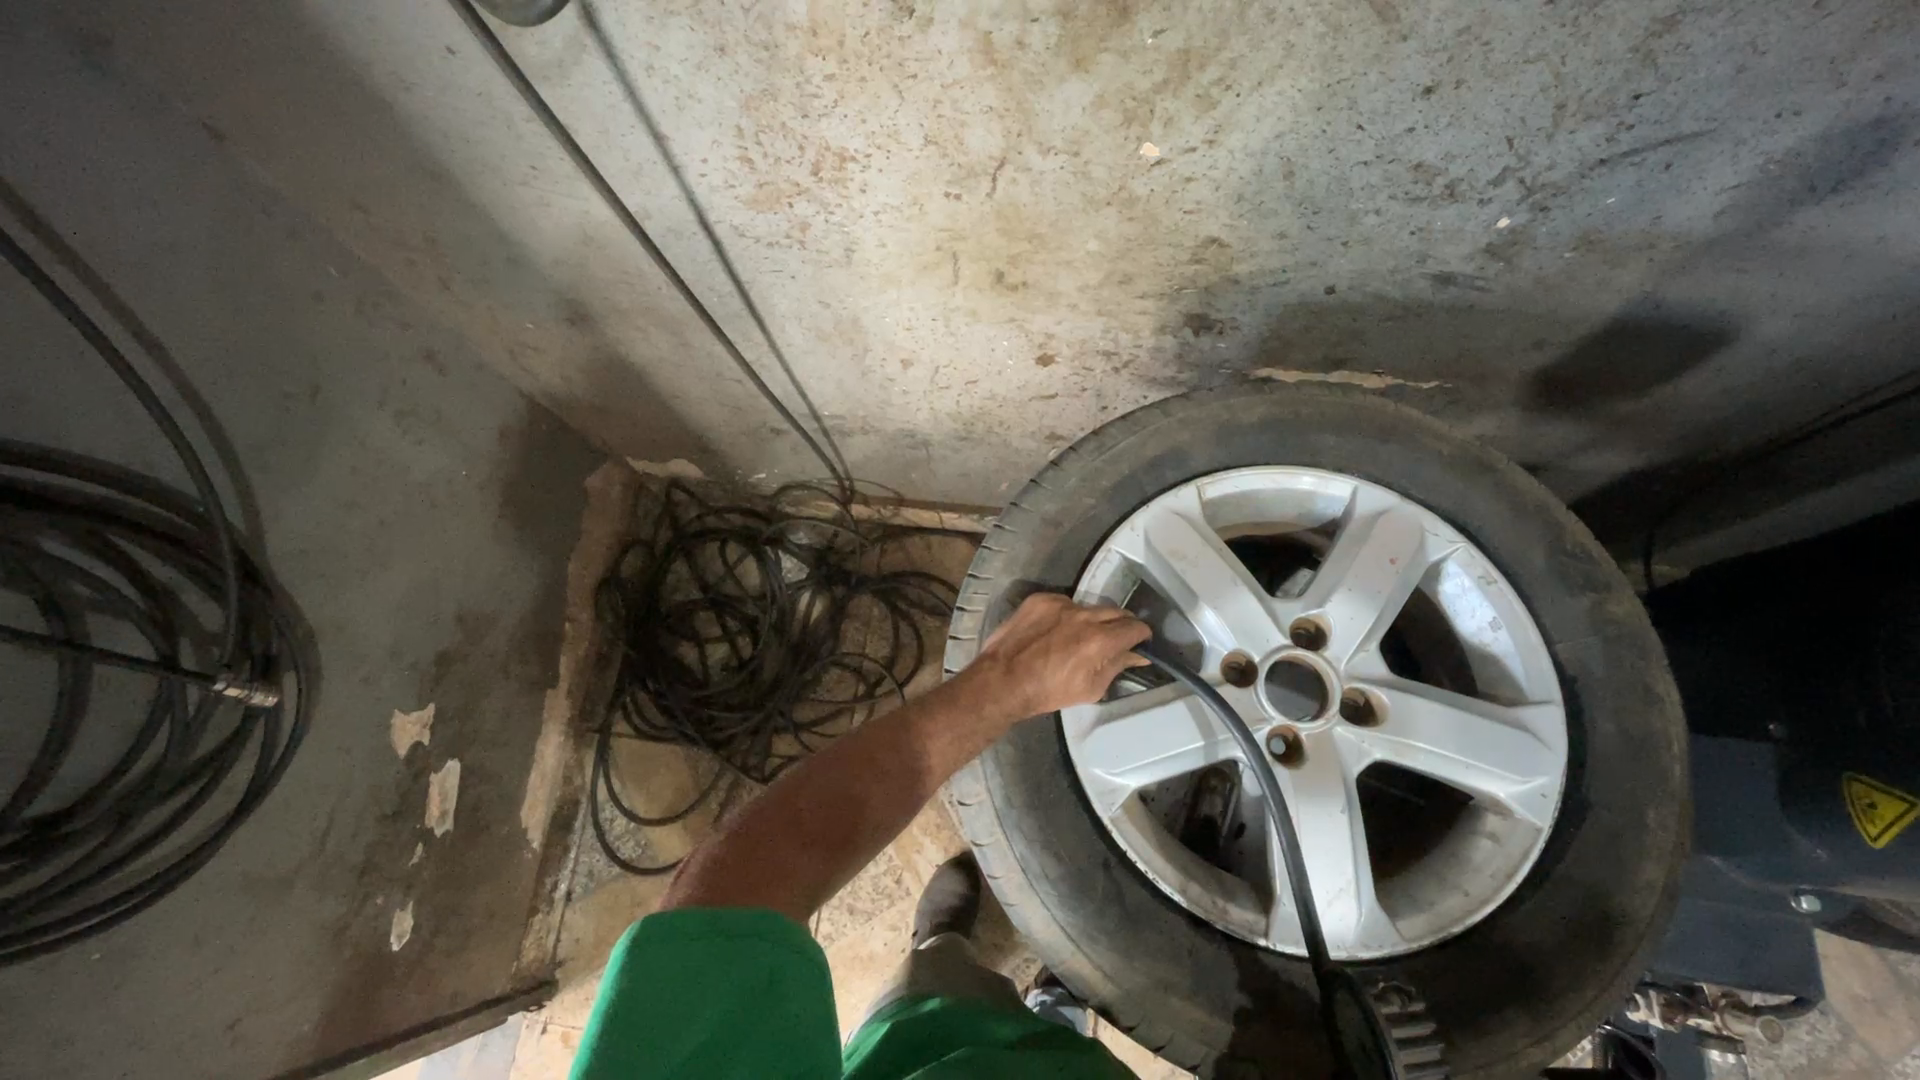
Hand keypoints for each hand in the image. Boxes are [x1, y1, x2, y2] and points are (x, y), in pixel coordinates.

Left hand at [969, 593, 1151, 719]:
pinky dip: (1066, 615)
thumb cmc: (1048, 692)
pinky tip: (1055, 631)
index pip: (1135, 627)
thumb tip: (1137, 656)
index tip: (1140, 641)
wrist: (1003, 680)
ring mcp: (1061, 604)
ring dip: (1092, 620)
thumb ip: (1117, 666)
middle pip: (1116, 612)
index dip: (1141, 635)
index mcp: (1100, 640)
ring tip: (1080, 636)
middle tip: (1117, 637)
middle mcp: (1084, 615)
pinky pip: (1064, 603)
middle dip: (1121, 624)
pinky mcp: (1040, 599)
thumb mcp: (1091, 689)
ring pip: (1089, 607)